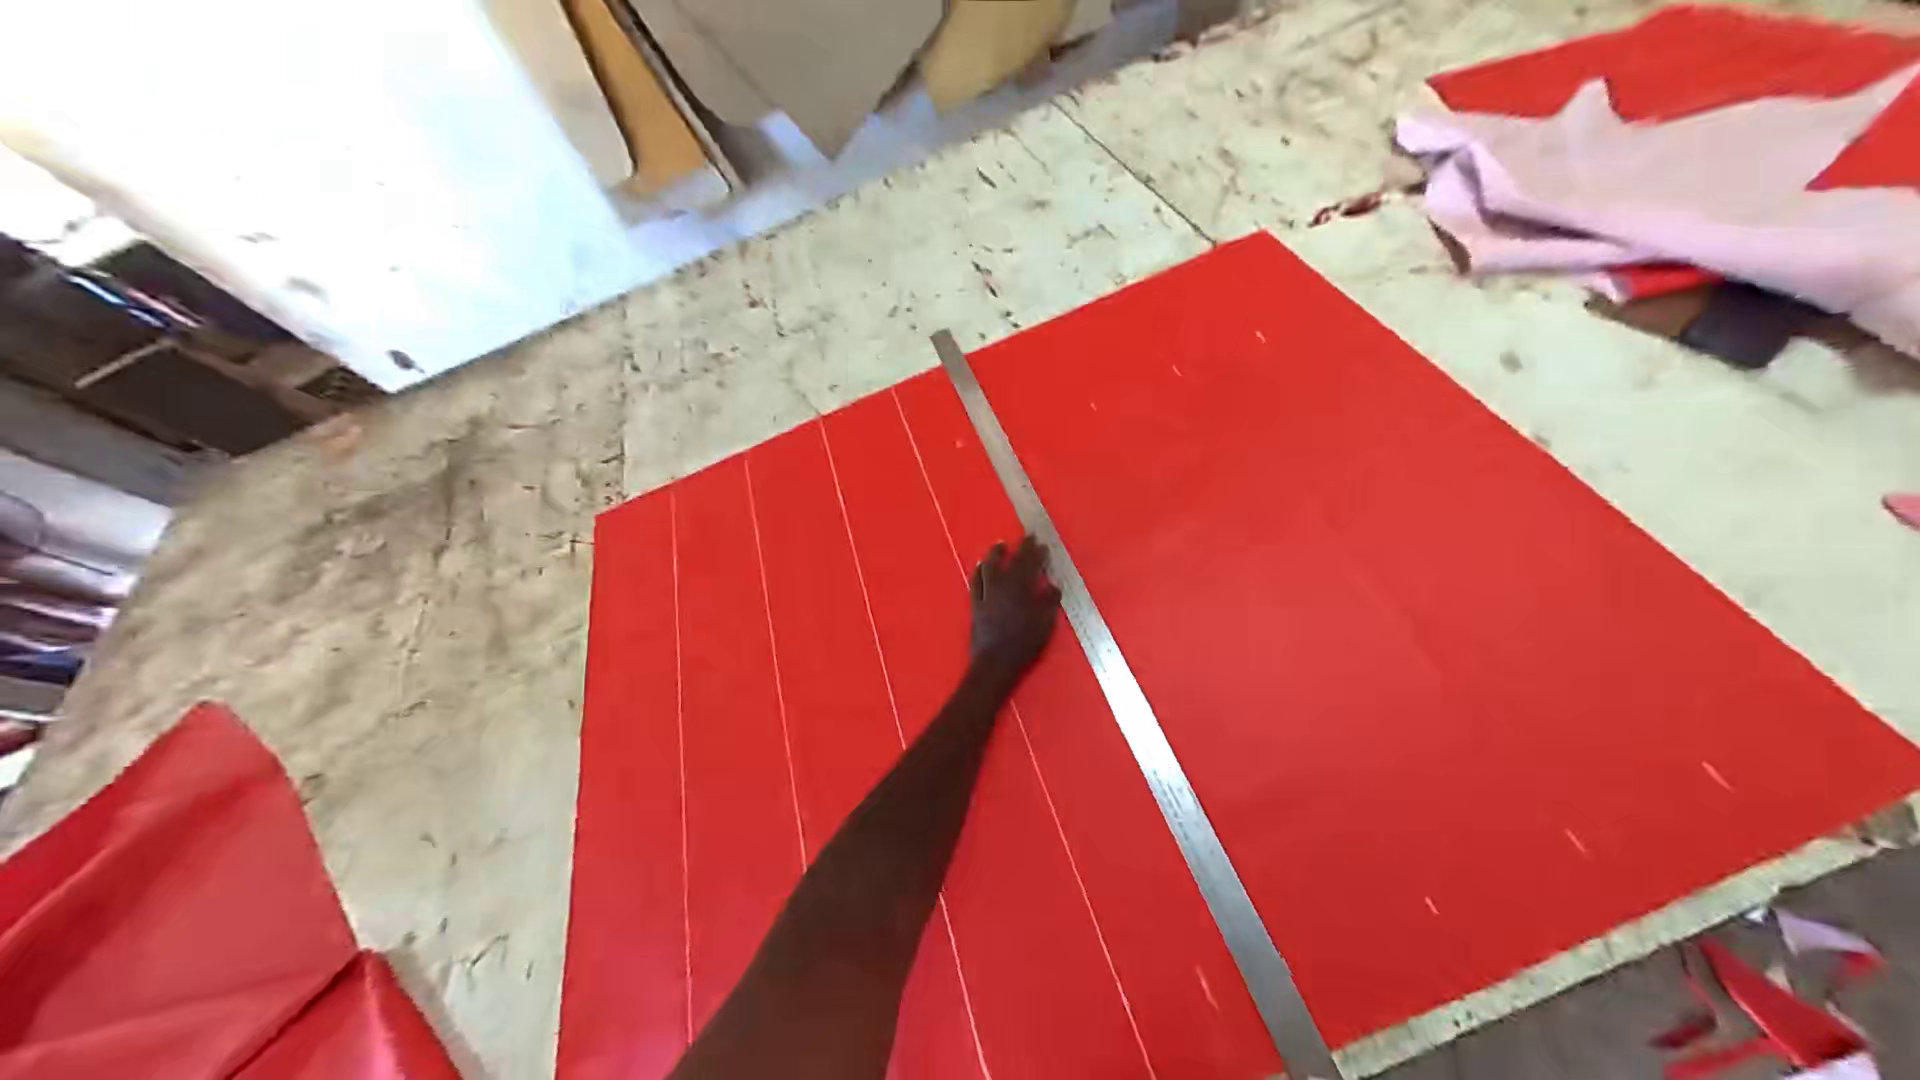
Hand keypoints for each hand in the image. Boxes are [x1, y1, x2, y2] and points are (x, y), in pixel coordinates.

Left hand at [969, 536, 1061, 681]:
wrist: (996, 661)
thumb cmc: (1025, 643)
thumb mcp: (1045, 623)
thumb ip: (1049, 601)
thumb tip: (1053, 585)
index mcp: (1021, 587)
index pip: (1030, 563)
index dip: (1037, 552)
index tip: (1042, 543)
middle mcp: (1002, 585)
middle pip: (1012, 561)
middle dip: (1021, 548)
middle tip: (1027, 537)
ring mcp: (986, 593)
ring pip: (989, 566)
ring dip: (995, 553)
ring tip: (1000, 544)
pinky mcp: (975, 603)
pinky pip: (975, 581)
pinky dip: (978, 571)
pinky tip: (979, 566)